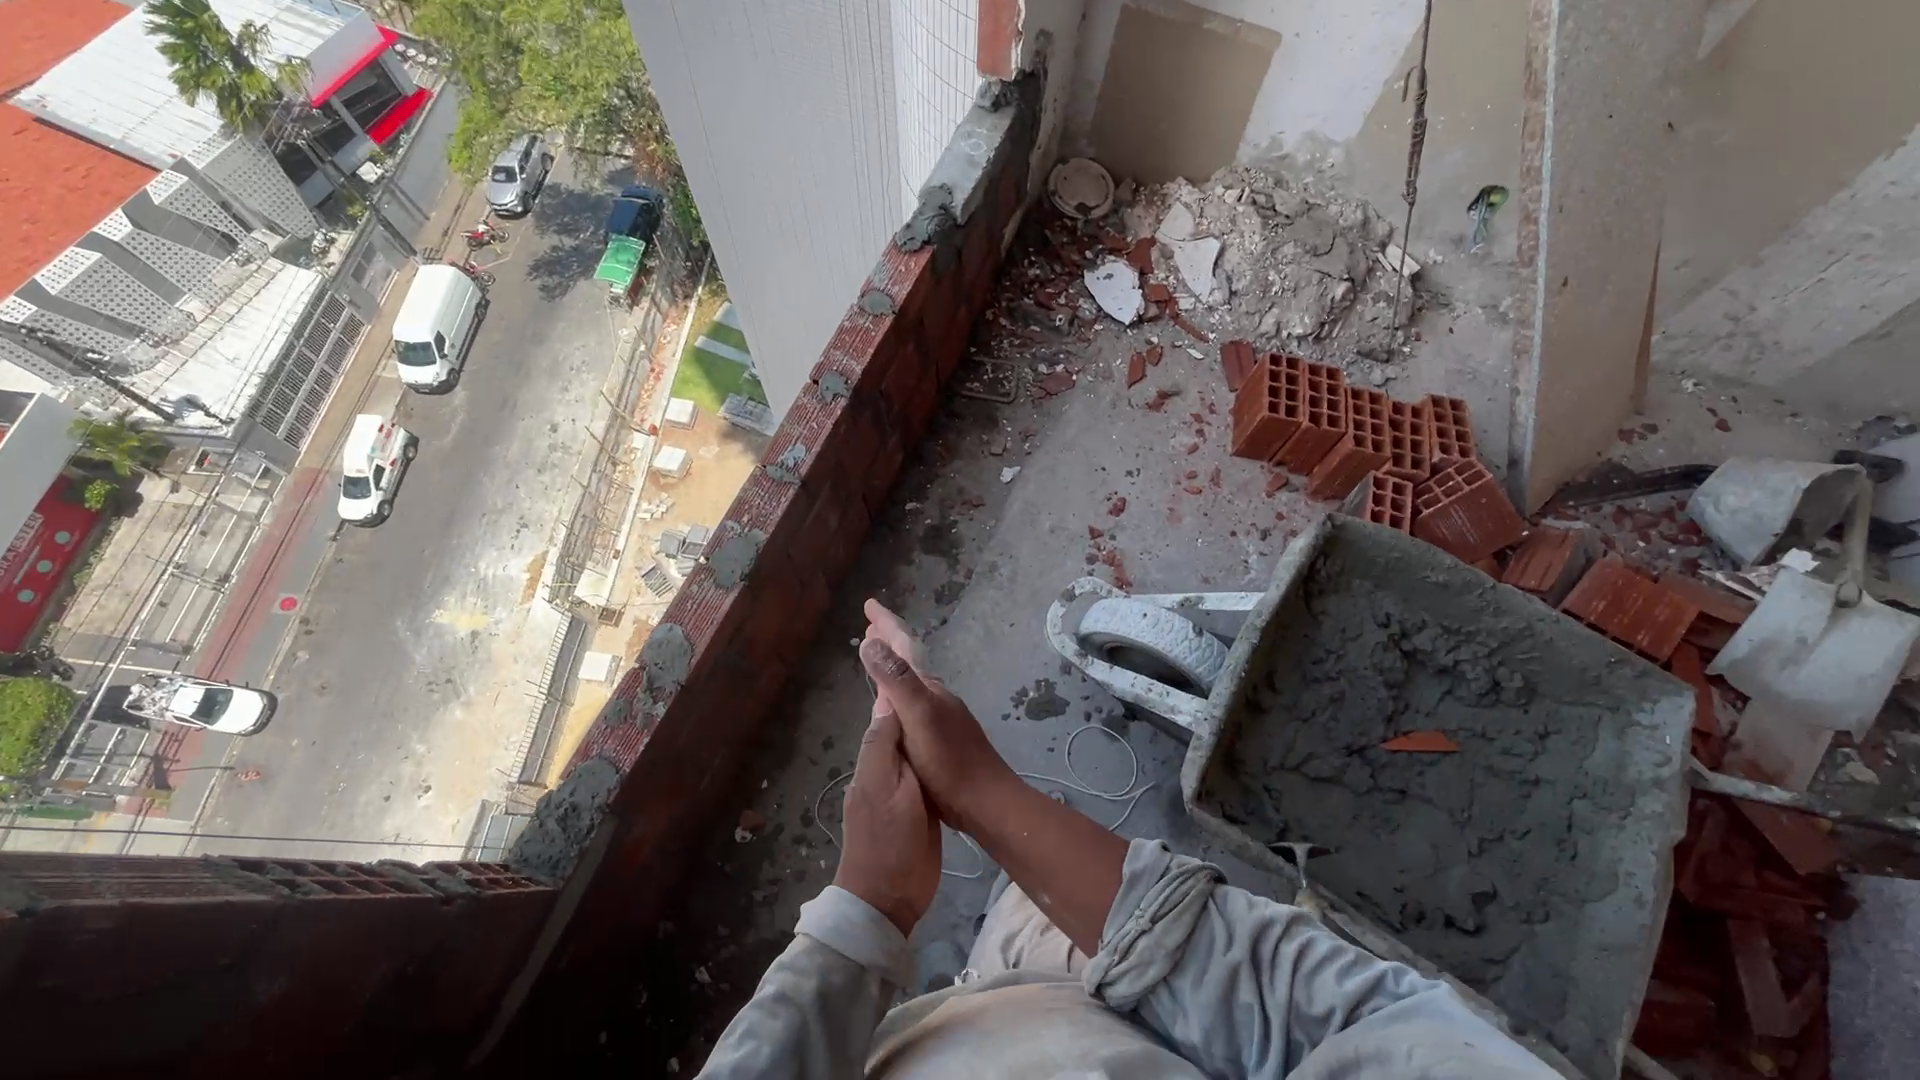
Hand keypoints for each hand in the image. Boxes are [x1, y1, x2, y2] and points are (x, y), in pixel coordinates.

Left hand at [834, 707, 940, 935]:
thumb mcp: (888, 789)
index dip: (904, 700)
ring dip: (928, 741)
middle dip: (919, 719)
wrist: (888, 900)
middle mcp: (882, 774)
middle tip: (952, 700)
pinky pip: (923, 779)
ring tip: (956, 722)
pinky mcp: (915, 813)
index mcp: (872, 764)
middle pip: (901, 737)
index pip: (887, 721)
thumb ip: (886, 748)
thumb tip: (886, 703)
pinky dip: (934, 765)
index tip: (929, 681)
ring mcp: (899, 795)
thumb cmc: (890, 843)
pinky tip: (953, 758)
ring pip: (913, 757)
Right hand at [860, 599, 1015, 833]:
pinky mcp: (940, 739)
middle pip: (908, 661)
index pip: (905, 646)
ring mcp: (940, 717)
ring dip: (893, 667)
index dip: (886, 624)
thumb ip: (897, 681)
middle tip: (870, 625)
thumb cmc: (950, 762)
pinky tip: (894, 708)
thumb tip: (871, 642)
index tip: (869, 604)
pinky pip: (912, 704)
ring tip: (876, 659)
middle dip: (889, 641)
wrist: (986, 803)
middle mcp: (935, 697)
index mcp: (929, 688)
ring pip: (911, 683)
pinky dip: (898, 693)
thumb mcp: (919, 718)